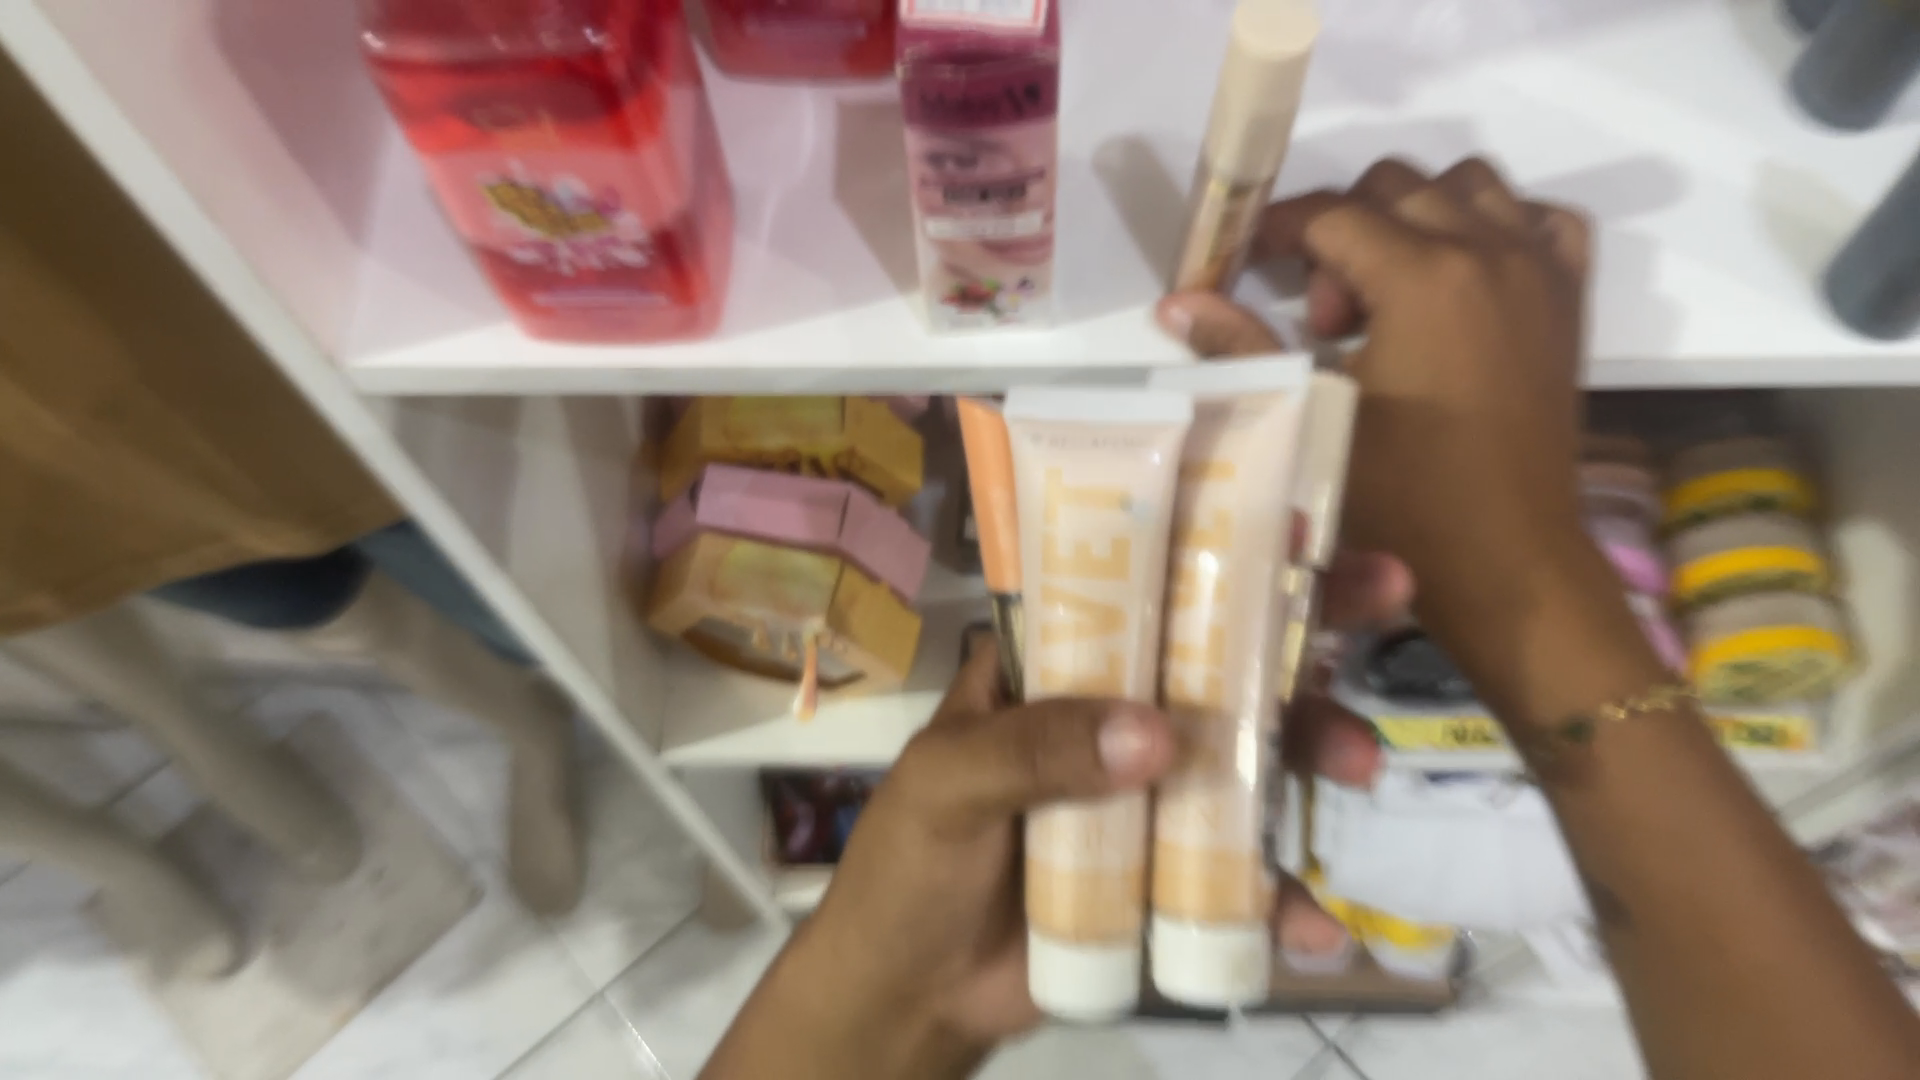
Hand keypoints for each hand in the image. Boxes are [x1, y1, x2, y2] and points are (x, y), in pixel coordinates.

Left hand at [704, 548, 1409, 1079]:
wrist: (914, 991)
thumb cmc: (909, 866)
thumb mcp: (948, 785)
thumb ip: (1032, 751)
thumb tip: (1157, 735)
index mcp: (1049, 670)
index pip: (1127, 589)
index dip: (1200, 550)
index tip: (1286, 524)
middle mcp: (1107, 713)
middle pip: (1208, 658)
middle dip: (1293, 625)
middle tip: (1381, 591)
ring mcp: (1145, 791)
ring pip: (1242, 751)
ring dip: (1307, 745)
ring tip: (1353, 761)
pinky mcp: (1168, 870)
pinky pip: (1240, 868)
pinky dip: (1282, 890)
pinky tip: (1311, 920)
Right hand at [1158, 157, 1644, 724]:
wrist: (1502, 557)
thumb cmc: (1397, 495)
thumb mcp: (1308, 416)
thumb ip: (1241, 346)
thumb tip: (1175, 302)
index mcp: (1424, 278)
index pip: (1333, 214)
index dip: (1277, 230)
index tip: (1243, 264)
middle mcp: (1490, 251)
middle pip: (1395, 187)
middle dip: (1338, 234)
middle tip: (1320, 319)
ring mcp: (1541, 270)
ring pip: (1467, 185)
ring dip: (1409, 219)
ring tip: (1383, 295)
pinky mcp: (1568, 299)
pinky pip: (1533, 220)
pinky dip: (1487, 228)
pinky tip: (1455, 282)